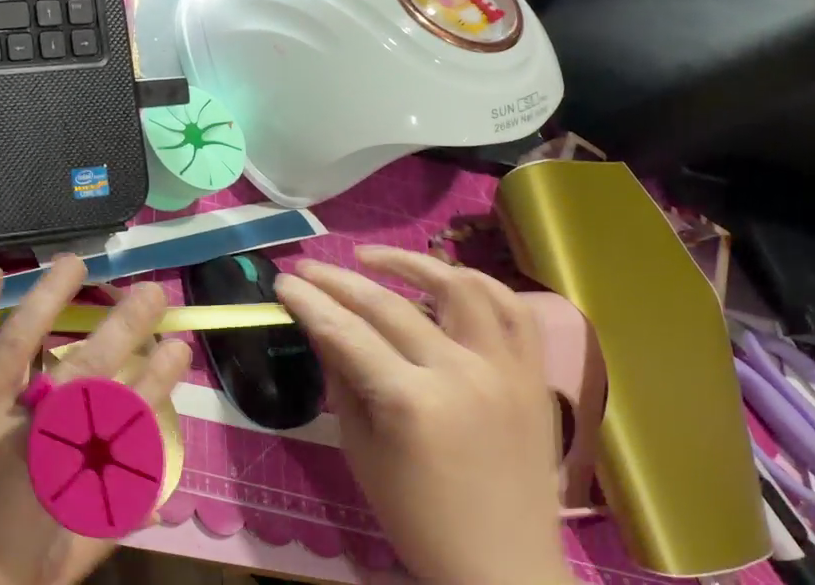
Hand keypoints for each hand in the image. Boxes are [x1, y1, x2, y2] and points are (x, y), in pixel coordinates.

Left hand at [0, 256, 192, 584]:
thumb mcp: (49, 569)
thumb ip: (99, 527)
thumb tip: (150, 494)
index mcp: (54, 490)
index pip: (120, 424)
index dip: (154, 381)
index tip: (180, 345)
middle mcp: (17, 443)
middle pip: (80, 374)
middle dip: (122, 329)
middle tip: (152, 290)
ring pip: (15, 342)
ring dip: (48, 297)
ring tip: (76, 261)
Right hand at [273, 247, 571, 584]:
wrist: (502, 566)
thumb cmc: (415, 514)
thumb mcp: (359, 445)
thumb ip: (341, 374)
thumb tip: (316, 321)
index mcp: (411, 402)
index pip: (345, 331)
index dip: (307, 300)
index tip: (281, 281)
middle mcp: (462, 375)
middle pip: (389, 304)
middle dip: (337, 280)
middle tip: (306, 268)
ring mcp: (506, 373)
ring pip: (461, 288)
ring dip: (411, 263)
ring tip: (373, 259)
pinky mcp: (534, 379)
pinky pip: (514, 313)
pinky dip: (479, 285)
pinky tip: (444, 279)